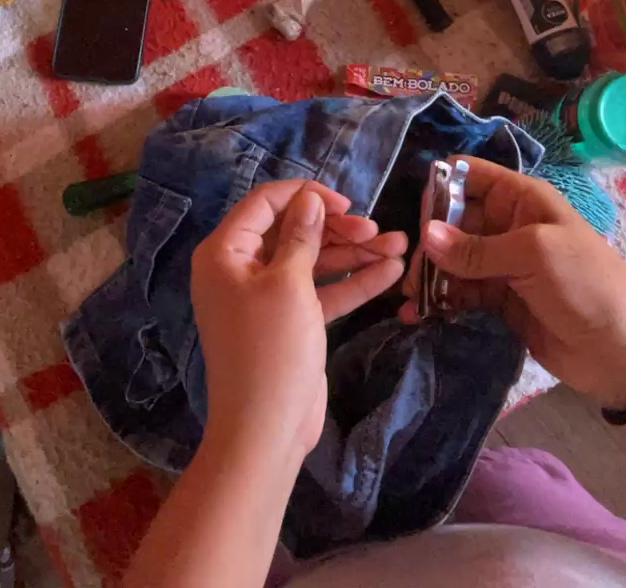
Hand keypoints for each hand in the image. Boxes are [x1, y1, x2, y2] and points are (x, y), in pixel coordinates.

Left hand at [192, 181, 405, 460]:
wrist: (265, 430)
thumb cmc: (270, 348)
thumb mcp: (288, 285)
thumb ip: (301, 236)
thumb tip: (309, 199)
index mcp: (225, 251)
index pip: (264, 203)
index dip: (305, 196)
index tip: (345, 201)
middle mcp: (241, 267)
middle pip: (292, 231)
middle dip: (337, 227)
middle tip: (376, 228)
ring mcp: (266, 296)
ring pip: (312, 261)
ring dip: (353, 253)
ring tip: (400, 244)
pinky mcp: (290, 320)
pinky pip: (320, 290)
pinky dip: (352, 282)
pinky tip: (391, 271)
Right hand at [399, 157, 625, 409]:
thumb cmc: (589, 287)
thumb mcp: (535, 256)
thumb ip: (476, 249)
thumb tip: (424, 236)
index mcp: (521, 200)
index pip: (470, 176)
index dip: (440, 188)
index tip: (418, 217)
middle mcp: (507, 225)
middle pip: (452, 220)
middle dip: (427, 241)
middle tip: (407, 270)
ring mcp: (501, 263)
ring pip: (451, 258)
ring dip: (429, 275)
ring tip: (408, 299)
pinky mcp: (498, 298)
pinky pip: (460, 290)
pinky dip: (440, 300)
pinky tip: (419, 314)